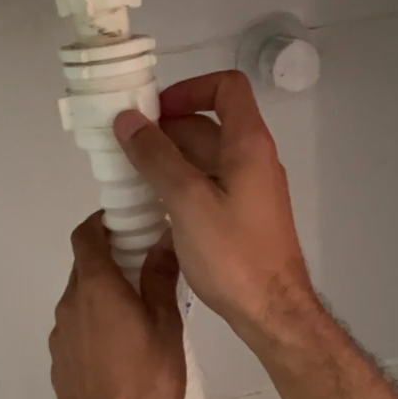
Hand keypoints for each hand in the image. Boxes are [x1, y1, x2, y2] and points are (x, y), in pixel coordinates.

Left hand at [49, 212, 186, 398]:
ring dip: (102, 297)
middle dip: (110, 261)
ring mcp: (59, 337)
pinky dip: (94, 326)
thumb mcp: (166, 325)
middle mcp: (69, 306)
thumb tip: (162, 239)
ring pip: (79, 302)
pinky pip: (76, 331)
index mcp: (95, 289)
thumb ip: (160, 278)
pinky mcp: (58, 364)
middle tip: (144, 268)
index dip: (101, 223)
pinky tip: (120, 351)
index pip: (85, 236)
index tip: (126, 223)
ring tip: (137, 315)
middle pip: (83, 268)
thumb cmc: (149, 381)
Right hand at [113, 70, 320, 346]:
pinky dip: (182, 186)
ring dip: (170, 160)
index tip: (154, 112)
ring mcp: (250, 190)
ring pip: (206, 158)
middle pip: (209, 124)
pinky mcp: (243, 217)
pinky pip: (209, 186)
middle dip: (167, 129)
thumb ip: (156, 157)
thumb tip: (128, 120)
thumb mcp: (187, 201)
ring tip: (132, 178)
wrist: (272, 310)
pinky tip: (155, 207)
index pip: (226, 88)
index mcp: (248, 144)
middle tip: (126, 149)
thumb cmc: (232, 254)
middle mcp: (254, 160)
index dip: (189, 89)